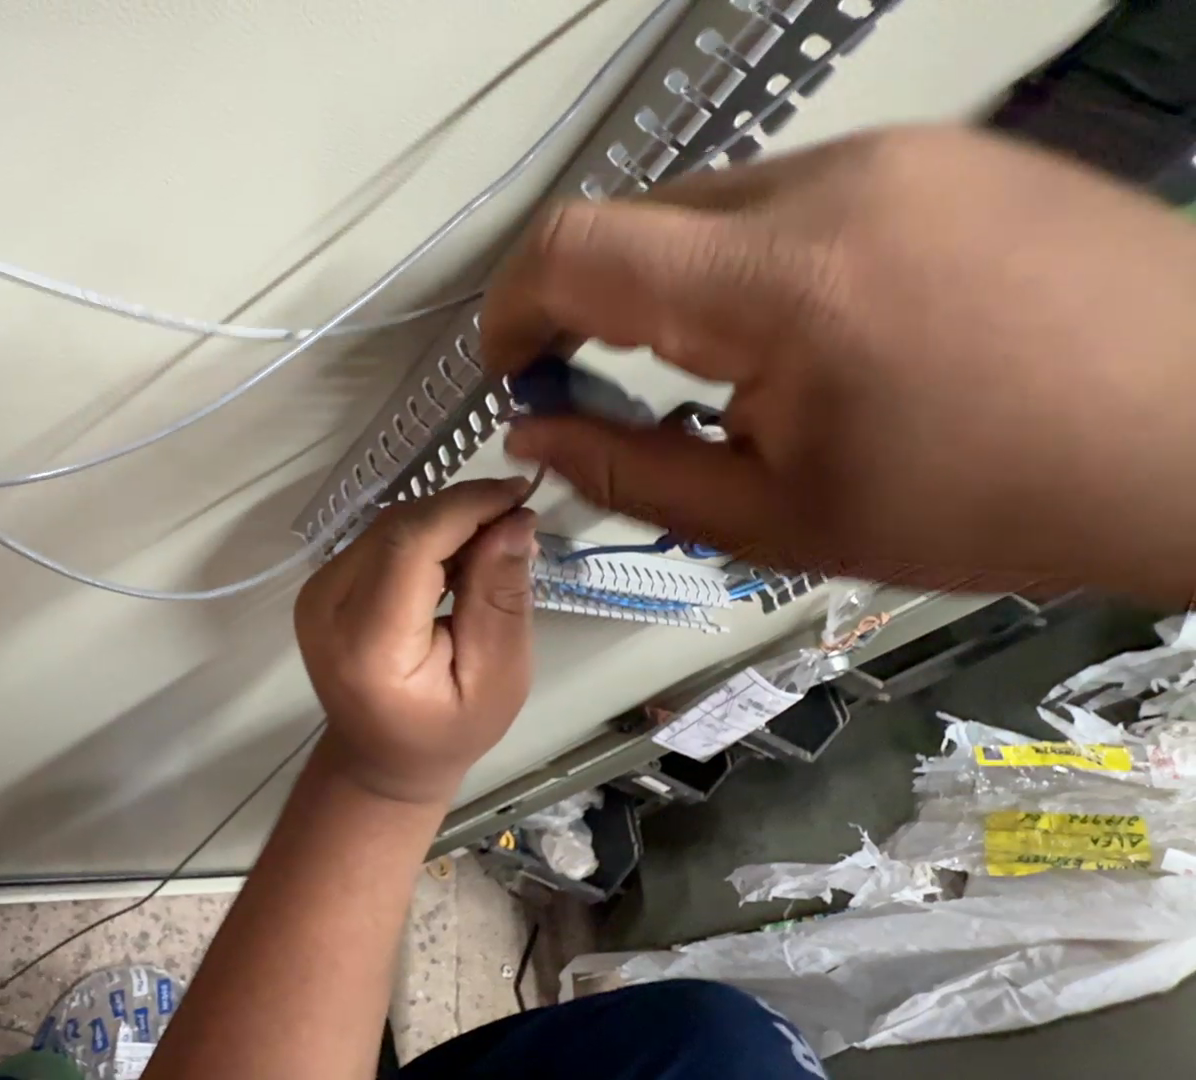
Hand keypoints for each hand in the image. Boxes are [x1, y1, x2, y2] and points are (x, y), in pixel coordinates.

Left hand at [294, 479, 537, 805]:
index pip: (408, 546)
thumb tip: (513, 520)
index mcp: (367, 644)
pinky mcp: (319, 586)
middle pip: (395, 528)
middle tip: (516, 518)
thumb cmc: (445, 733)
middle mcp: (324, 609)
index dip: (464, 508)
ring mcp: (314, 594)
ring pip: (385, 526)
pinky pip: (376, 540)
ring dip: (442, 520)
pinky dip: (421, 535)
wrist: (379, 758)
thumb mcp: (496, 680)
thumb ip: (500, 599)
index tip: (519, 494)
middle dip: (459, 510)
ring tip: (492, 540)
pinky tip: (456, 554)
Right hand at [481, 125, 1195, 604]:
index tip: (512, 372)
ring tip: (694, 367)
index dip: (509, 309)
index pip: (572, 250)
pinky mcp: (924, 152)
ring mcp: (881, 153)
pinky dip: (724, 264)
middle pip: (623, 221)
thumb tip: (528, 432)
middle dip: (574, 304)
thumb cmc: (984, 501)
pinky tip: (777, 328)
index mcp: (777, 284)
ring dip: (650, 285)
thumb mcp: (770, 518)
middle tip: (587, 385)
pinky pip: (769, 199)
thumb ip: (623, 470)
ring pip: (692, 208)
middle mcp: (821, 185)